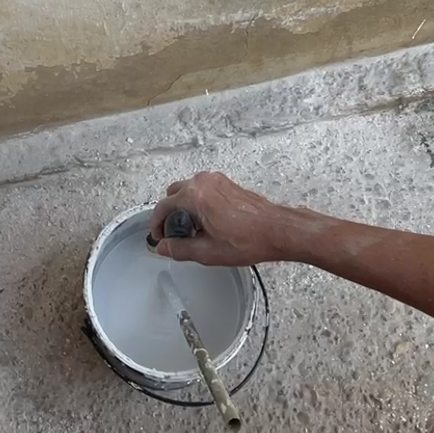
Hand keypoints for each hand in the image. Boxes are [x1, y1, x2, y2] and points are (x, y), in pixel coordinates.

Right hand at [151, 171, 307, 265]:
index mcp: (194, 196)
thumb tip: (163, 247)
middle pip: (173, 195)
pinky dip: (198, 202)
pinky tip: (207, 222)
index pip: (162, 207)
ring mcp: (215, 180)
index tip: (158, 236)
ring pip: (187, 190)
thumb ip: (179, 249)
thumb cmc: (250, 239)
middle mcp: (203, 182)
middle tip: (174, 235)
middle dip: (170, 214)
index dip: (156, 224)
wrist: (277, 230)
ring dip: (184, 207)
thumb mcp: (208, 252)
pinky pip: (202, 189)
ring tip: (193, 230)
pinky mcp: (226, 183)